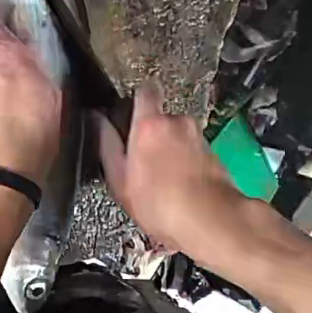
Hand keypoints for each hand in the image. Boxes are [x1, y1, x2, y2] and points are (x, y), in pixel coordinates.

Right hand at [93, 84, 268, 262]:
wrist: (210, 221)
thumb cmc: (161, 204)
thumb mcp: (120, 180)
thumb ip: (107, 144)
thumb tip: (97, 121)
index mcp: (150, 124)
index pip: (145, 91)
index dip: (136, 101)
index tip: (129, 116)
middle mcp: (178, 123)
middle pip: (161, 119)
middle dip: (152, 136)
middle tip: (142, 163)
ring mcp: (199, 137)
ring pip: (178, 137)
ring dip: (171, 151)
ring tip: (162, 181)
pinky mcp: (214, 154)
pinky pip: (193, 152)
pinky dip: (186, 164)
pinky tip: (179, 188)